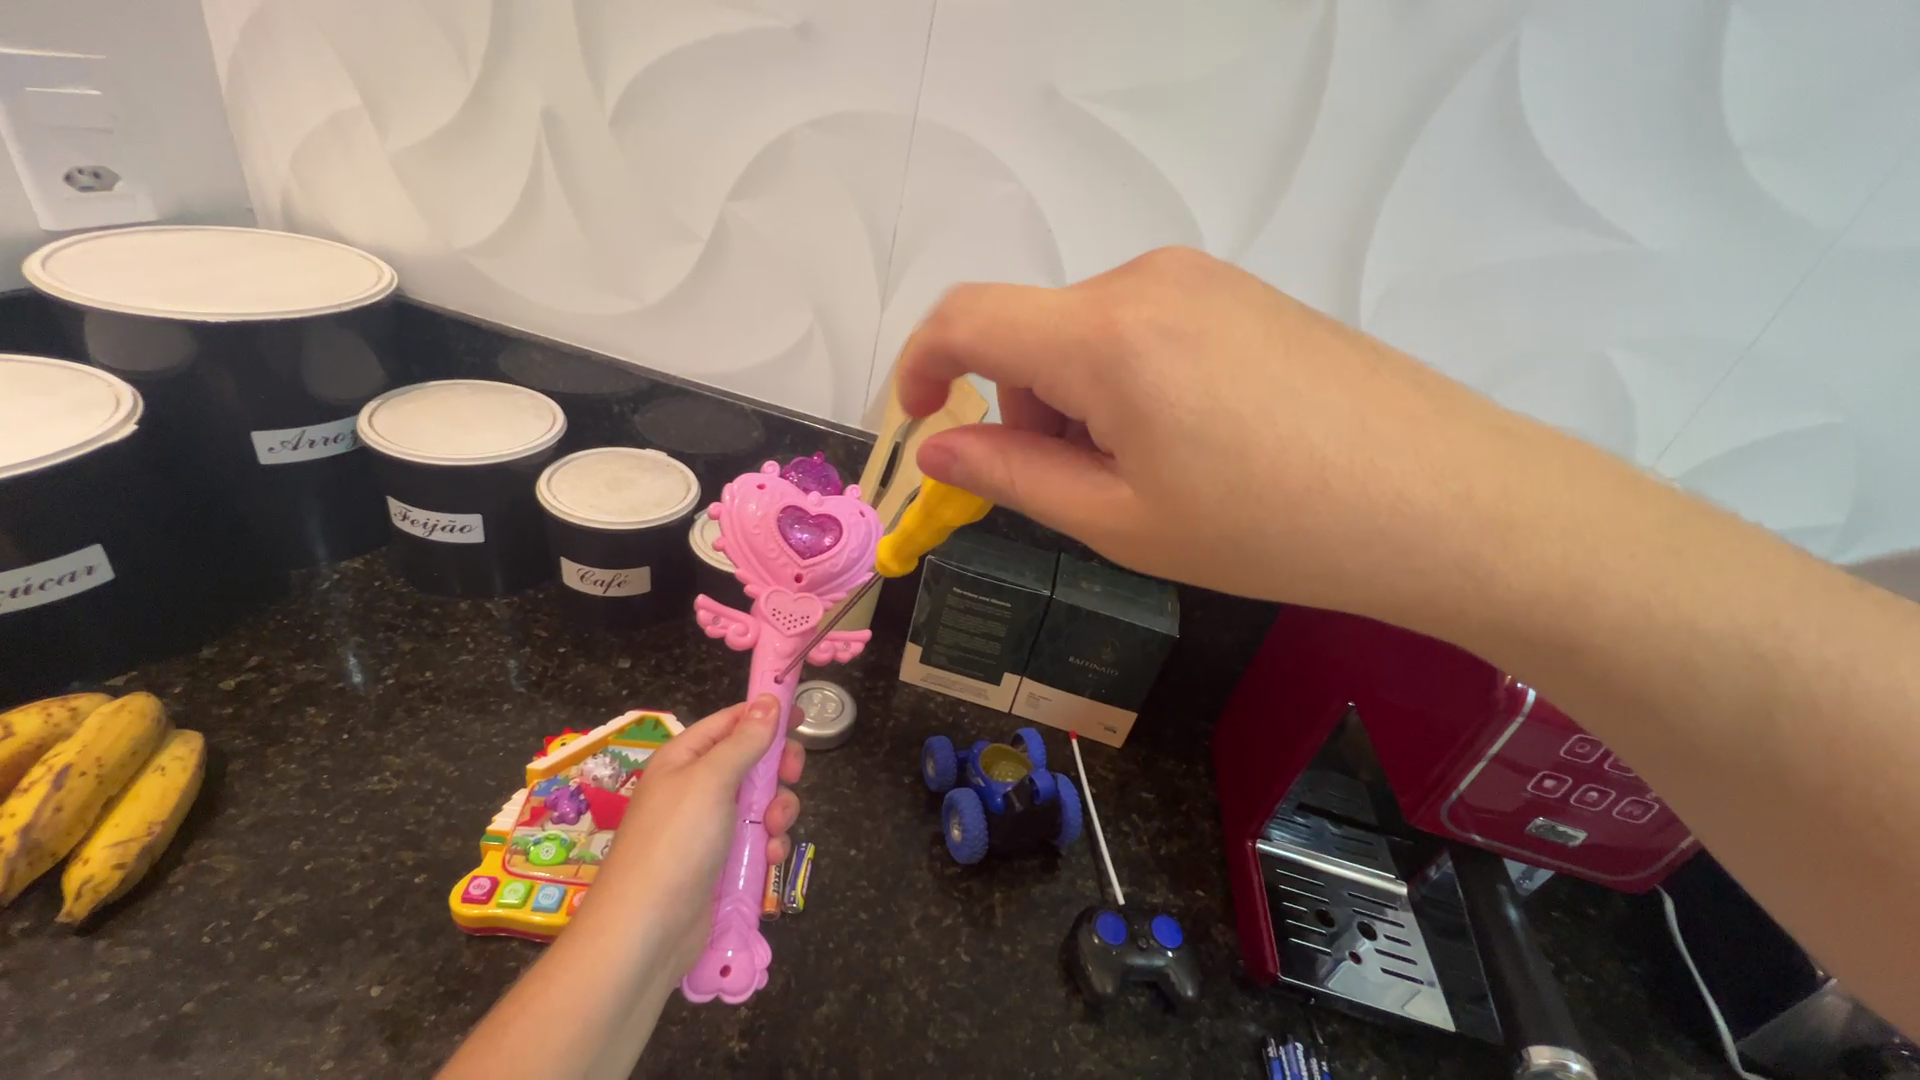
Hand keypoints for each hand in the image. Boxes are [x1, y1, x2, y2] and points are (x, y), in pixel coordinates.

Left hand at [595, 696, 803, 974]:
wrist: (646, 932)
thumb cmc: (675, 843)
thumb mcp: (710, 781)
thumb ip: (744, 741)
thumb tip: (768, 701)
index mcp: (685, 757)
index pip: (732, 721)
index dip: (767, 715)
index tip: (803, 717)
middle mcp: (697, 786)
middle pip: (753, 759)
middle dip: (777, 768)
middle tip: (791, 775)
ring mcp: (710, 825)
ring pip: (762, 800)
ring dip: (778, 810)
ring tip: (772, 830)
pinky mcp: (722, 859)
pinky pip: (758, 837)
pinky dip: (769, 843)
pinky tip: (769, 857)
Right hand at [895, 246, 1550, 624]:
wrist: (1443, 500)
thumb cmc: (1267, 528)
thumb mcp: (1118, 521)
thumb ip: (1011, 475)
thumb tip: (937, 447)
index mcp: (1103, 335)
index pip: (965, 317)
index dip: (918, 365)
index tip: (917, 420)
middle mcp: (1143, 281)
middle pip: (1031, 336)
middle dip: (1024, 412)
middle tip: (1082, 491)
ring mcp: (1199, 280)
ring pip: (1085, 337)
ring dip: (1079, 404)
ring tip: (1153, 476)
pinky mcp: (1239, 294)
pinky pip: (1141, 329)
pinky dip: (1126, 386)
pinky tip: (1195, 442)